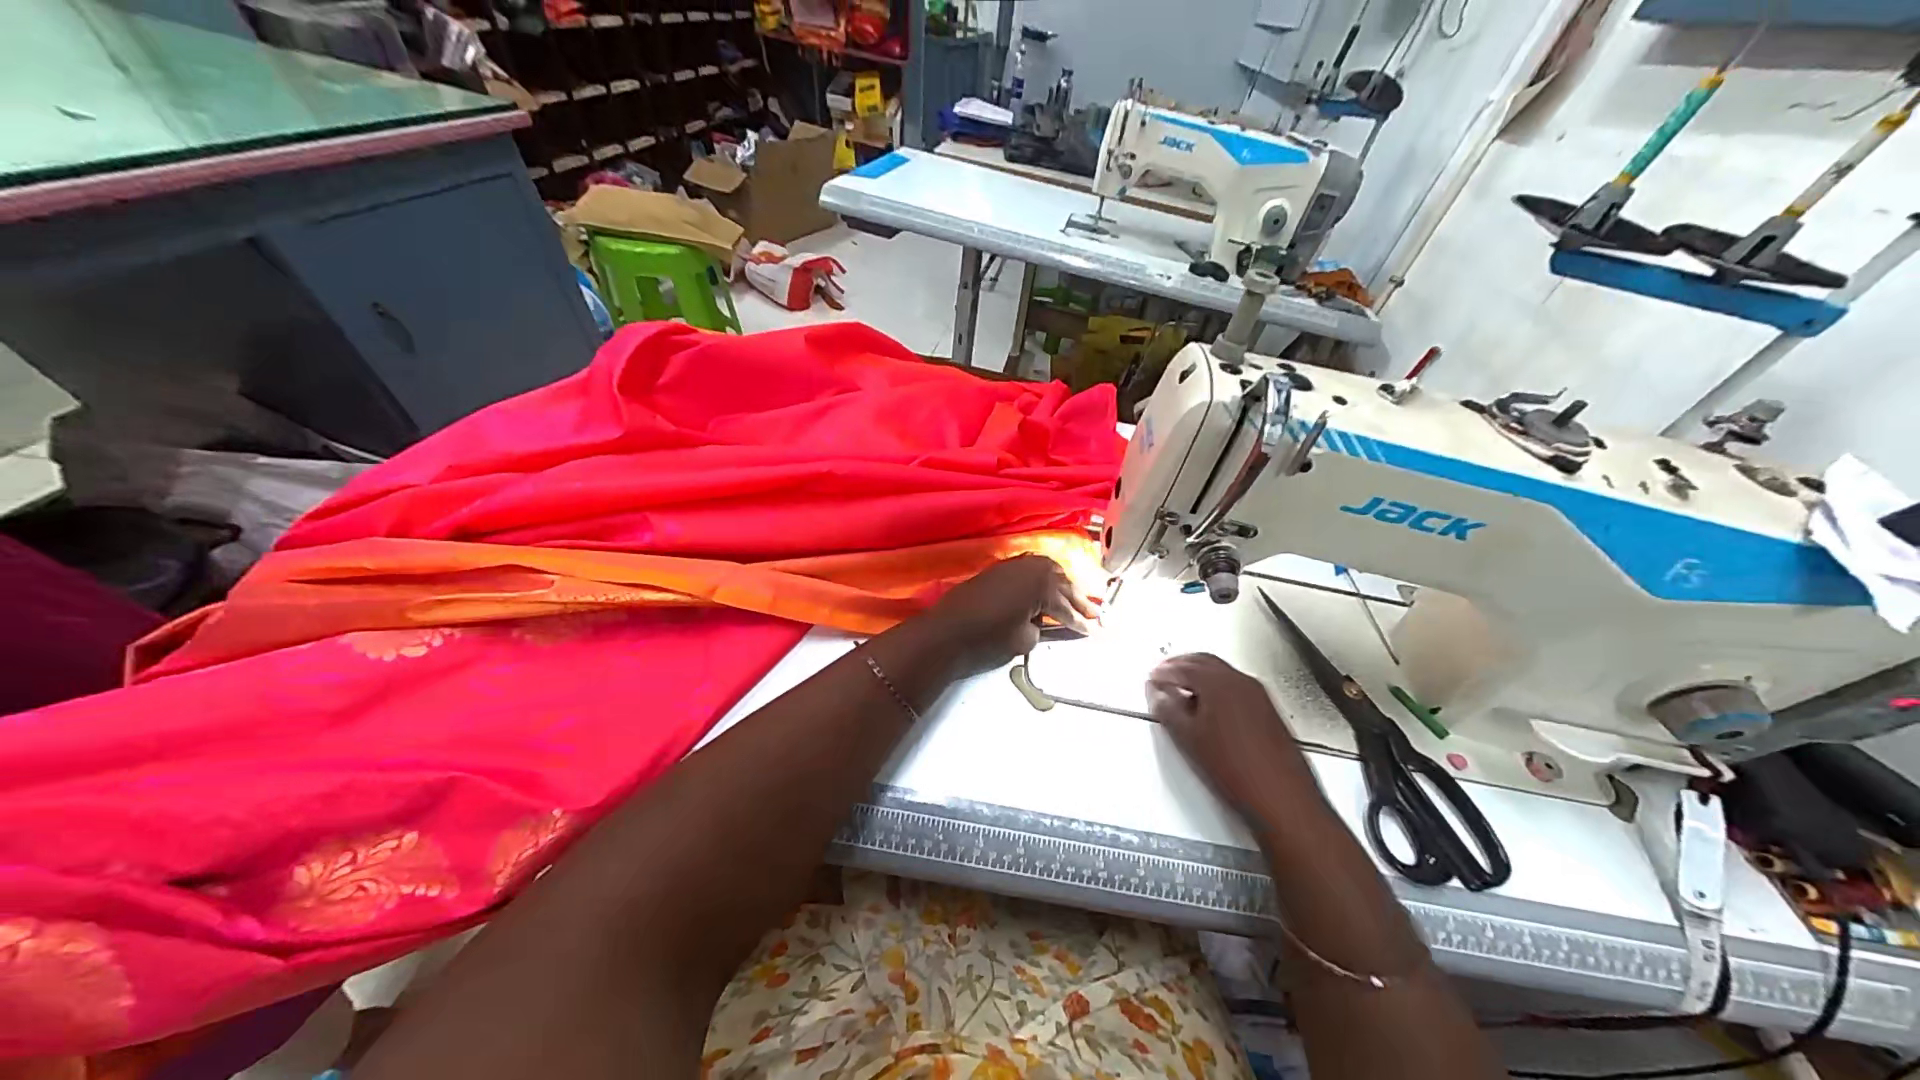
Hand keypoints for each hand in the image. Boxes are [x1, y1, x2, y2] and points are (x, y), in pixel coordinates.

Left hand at [919, 554, 1097, 676]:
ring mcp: (1013, 565)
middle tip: (1092, 614)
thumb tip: (1040, 621)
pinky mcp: (999, 569)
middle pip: (1061, 584)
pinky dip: (1041, 580)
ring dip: (1061, 585)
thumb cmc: (987, 639)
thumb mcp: (1024, 639)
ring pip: (1046, 571)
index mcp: (1043, 583)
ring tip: (1073, 600)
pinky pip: (1029, 570)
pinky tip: (1046, 589)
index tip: (1092, 631)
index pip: (1067, 607)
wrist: (946, 632)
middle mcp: (1031, 567)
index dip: (1080, 622)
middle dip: (1076, 600)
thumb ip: (1040, 627)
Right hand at [1146, 654, 1312, 815]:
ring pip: (1222, 674)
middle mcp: (1242, 682)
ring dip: (1200, 676)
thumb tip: (1158, 694)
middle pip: (1204, 662)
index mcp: (1219, 682)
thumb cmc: (1237, 770)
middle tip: (1164, 676)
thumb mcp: (1188, 738)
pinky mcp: (1269, 710)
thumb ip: (1167, 709)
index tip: (1152, 679)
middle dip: (1181, 667)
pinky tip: (1210, 708)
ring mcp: (1259, 695)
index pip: (1182, 667)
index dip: (1163, 672)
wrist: (1281, 798)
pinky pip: (1236, 688)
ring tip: (1183, 692)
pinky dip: (1218, 689)